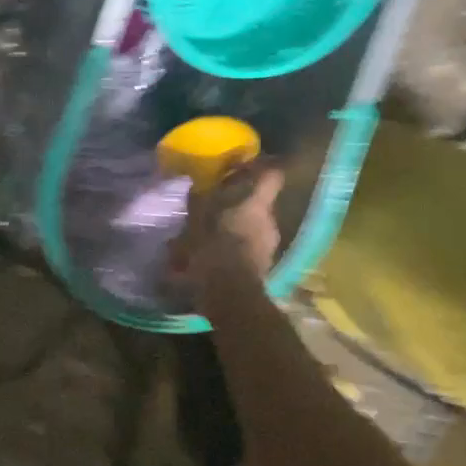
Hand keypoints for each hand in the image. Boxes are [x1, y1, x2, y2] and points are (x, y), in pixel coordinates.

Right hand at [167, 162, 284, 296]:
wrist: (230, 297)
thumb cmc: (211, 252)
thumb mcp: (194, 224)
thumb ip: (197, 204)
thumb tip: (196, 188)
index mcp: (254, 205)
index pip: (271, 175)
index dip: (259, 167)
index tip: (240, 167)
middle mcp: (269, 220)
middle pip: (259, 203)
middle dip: (239, 202)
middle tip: (215, 205)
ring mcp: (270, 244)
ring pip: (254, 226)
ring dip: (236, 227)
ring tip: (211, 235)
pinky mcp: (264, 265)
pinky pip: (251, 247)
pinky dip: (237, 247)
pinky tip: (216, 256)